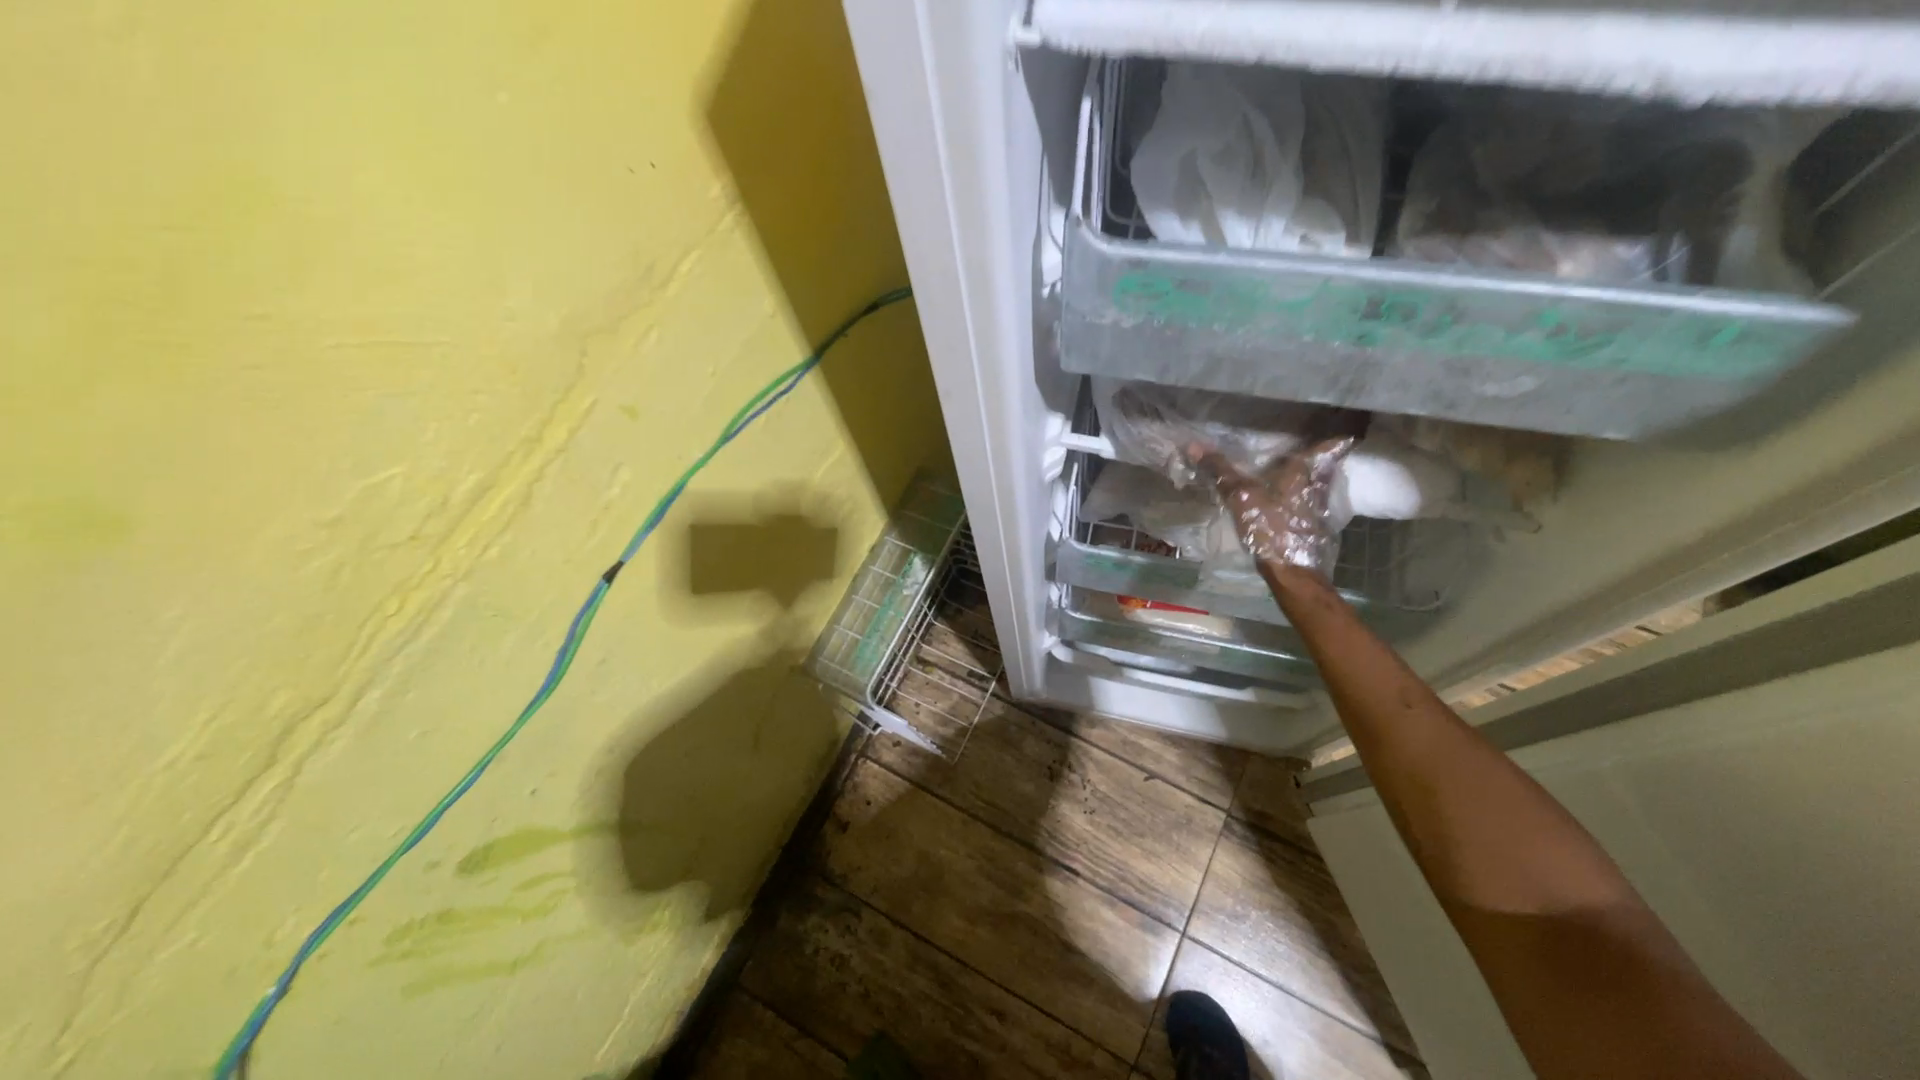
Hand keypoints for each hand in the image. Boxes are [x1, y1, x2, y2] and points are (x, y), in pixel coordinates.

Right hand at [1189, 437, 1354, 580]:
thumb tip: (1193, 445)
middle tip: (1299, 444)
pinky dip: (1299, 495)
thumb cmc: (1271, 527)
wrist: (1292, 571)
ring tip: (1287, 468)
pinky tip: (1284, 498)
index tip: (1338, 425)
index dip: (1337, 435)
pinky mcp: (1313, 524)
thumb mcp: (1241, 497)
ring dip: (1306, 476)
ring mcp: (1318, 506)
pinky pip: (1307, 500)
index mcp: (1304, 472)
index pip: (1332, 445)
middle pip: (1323, 463)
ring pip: (1316, 482)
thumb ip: (1220, 470)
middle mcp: (1316, 485)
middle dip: (1316, 453)